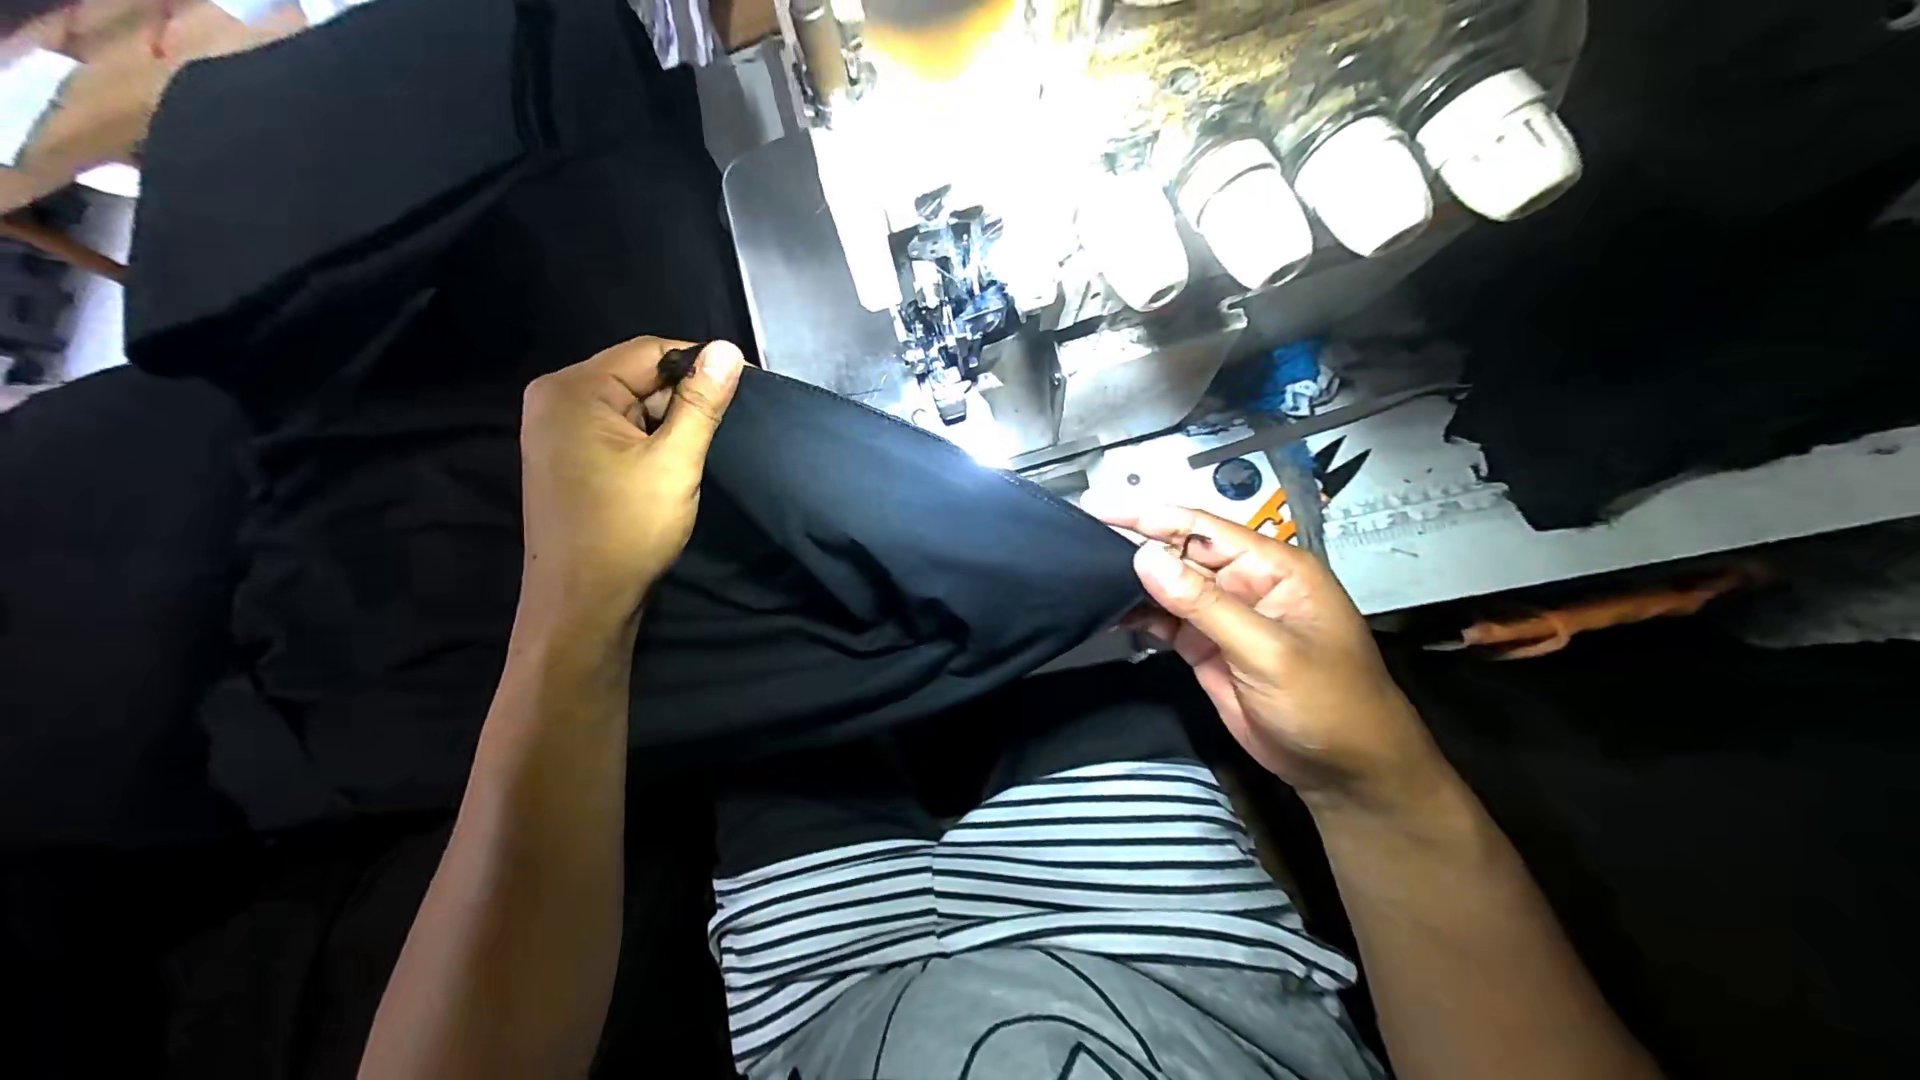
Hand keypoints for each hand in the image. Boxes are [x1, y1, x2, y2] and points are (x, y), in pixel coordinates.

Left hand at [518, 336, 743, 627]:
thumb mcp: (675, 461)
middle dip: (682, 398)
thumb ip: (702, 403)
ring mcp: (556, 429)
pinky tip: (669, 465)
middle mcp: (555, 399)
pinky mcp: (566, 455)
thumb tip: (727, 349)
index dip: (699, 364)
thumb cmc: (628, 528)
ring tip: (695, 453)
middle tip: (721, 430)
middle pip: (637, 375)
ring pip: (630, 404)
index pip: (649, 351)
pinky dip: (648, 439)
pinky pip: (616, 428)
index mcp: (573, 389)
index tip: (742, 387)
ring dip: (667, 422)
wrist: (583, 601)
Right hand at [1090, 500, 1452, 815]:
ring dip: (1132, 585)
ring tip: (1089, 580)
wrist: (1343, 771)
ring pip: (1167, 587)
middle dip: (1135, 548)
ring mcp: (1223, 616)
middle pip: (1180, 553)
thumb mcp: (1268, 651)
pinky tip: (1111, 615)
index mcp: (1273, 568)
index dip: (1152, 517)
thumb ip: (1204, 604)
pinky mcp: (1206, 646)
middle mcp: (1244, 584)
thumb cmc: (1331, 704)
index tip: (1104, 510)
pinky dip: (1138, 617)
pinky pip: (1165, 621)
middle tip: (1085, 545)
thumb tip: (1147, 559)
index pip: (1203, 529)